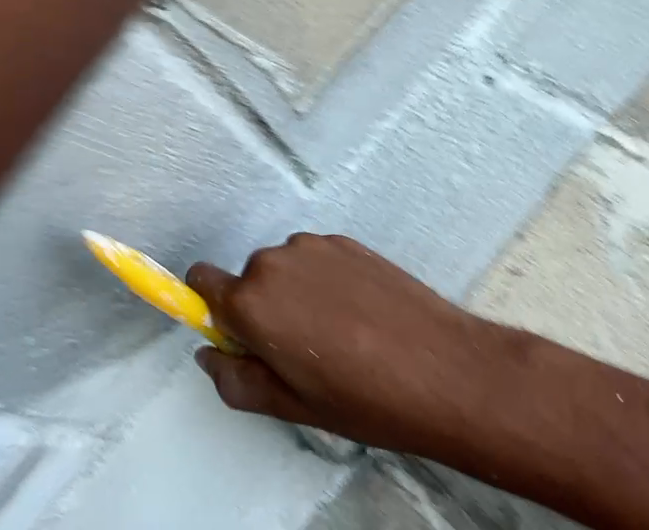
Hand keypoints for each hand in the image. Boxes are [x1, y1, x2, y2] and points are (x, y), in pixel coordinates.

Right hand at [186, 233, 523, 457]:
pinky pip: (317, 259)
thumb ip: (234, 380)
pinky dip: (327, 281)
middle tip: (303, 350)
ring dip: (296, 293)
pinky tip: (362, 314)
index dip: (212, 308)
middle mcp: (272, 263)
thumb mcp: (291, 406)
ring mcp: (311, 247)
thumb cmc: (364, 399)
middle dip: (263, 308)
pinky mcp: (345, 241)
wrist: (448, 372)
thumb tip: (210, 354)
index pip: (199, 281)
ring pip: (284, 269)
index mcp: (250, 303)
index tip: (239, 335)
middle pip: (246, 280)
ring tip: (341, 333)